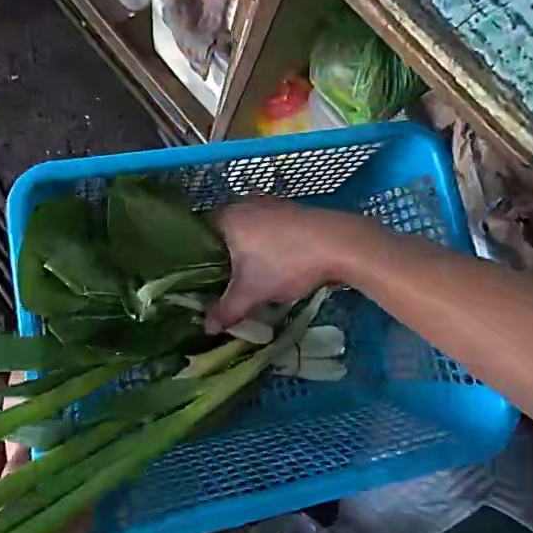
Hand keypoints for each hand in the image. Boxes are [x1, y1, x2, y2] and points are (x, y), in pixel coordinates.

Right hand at [206, 197, 371, 328]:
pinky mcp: (292, 211)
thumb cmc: (286, 262)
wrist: (340, 243)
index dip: (192, 253)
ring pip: (246, 228)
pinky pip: (266, 228)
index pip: (196, 231)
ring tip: (242, 273)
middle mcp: (244, 204)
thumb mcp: (252, 292)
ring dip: (244, 248)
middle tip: (216, 279)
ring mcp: (270, 204)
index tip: (192, 274)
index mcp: (227, 216)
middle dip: (219, 253)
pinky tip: (270, 262)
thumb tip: (207, 328)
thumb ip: (227, 309)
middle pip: (221, 229)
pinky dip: (264, 243)